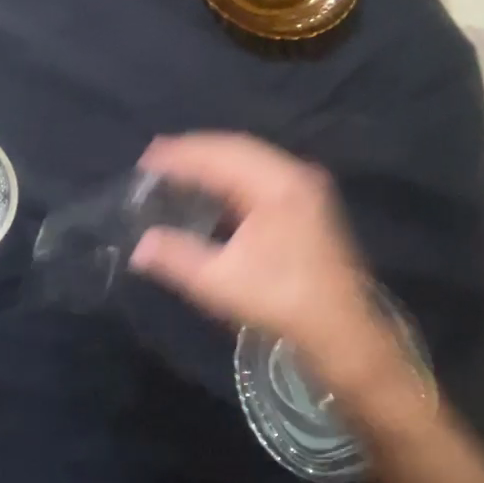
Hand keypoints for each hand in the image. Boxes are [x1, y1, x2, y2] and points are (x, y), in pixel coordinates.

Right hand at [130, 132, 410, 402]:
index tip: (145, 159)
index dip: (179, 154)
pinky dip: (230, 174)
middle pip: (236, 148)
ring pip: (250, 159)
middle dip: (194, 150)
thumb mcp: (220, 282)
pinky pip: (260, 174)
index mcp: (275, 186)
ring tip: (177, 167)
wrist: (344, 333)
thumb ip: (176, 258)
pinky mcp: (307, 204)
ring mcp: (304, 188)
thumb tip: (139, 246)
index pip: (219, 155)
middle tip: (156, 156)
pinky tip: (211, 188)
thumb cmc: (282, 301)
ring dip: (213, 161)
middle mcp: (293, 175)